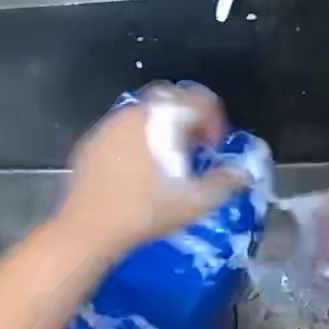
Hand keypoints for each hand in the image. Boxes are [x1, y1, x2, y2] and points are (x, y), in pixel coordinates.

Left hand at [53, 82, 250, 256]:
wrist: (87, 230)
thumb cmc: (145, 213)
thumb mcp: (194, 203)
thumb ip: (224, 183)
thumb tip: (241, 173)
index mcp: (162, 119)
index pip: (200, 99)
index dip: (215, 122)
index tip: (212, 151)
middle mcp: (133, 112)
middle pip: (170, 103)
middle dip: (188, 125)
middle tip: (192, 156)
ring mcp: (107, 126)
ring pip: (143, 117)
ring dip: (161, 134)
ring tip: (165, 168)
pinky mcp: (89, 144)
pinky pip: (120, 133)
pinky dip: (135, 144)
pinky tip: (136, 175)